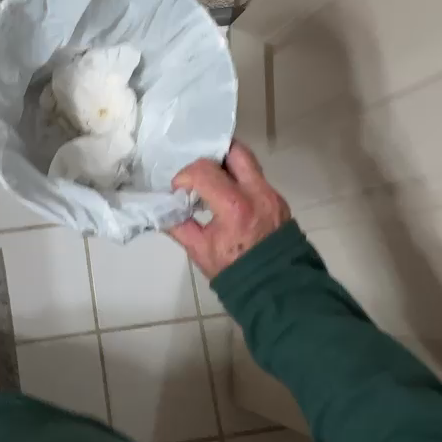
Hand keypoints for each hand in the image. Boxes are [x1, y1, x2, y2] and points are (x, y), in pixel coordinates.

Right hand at [166, 140, 290, 278]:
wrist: (278, 290)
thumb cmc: (235, 272)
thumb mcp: (199, 251)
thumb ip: (178, 224)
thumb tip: (163, 207)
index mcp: (235, 207)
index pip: (204, 170)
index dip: (184, 176)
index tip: (179, 190)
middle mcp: (257, 193)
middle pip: (235, 151)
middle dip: (212, 154)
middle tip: (198, 168)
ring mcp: (271, 195)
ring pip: (249, 162)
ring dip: (227, 164)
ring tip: (212, 178)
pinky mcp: (278, 200)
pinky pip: (256, 178)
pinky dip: (239, 179)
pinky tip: (227, 194)